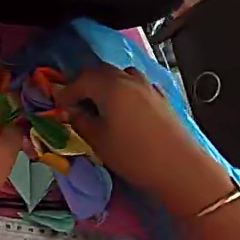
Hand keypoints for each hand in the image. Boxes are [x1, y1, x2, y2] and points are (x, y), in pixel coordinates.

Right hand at [60, 64, 232, 215]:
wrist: (180, 167)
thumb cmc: (134, 155)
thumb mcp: (99, 141)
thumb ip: (81, 122)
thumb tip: (72, 112)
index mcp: (111, 86)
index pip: (82, 79)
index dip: (67, 92)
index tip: (59, 106)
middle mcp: (130, 79)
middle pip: (101, 71)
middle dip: (85, 84)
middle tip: (75, 102)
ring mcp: (148, 86)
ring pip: (121, 75)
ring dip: (106, 84)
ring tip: (99, 104)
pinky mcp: (161, 97)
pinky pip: (137, 85)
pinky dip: (124, 90)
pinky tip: (124, 109)